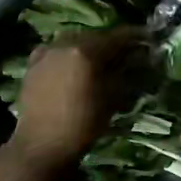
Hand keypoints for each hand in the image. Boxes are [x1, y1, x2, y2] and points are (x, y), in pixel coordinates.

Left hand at [8, 27, 140, 166]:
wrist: (43, 144)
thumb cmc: (84, 123)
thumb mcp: (114, 97)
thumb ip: (128, 72)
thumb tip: (140, 57)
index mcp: (86, 50)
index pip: (117, 36)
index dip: (135, 36)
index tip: (148, 38)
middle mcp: (64, 44)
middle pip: (94, 36)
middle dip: (111, 42)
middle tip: (126, 51)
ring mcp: (46, 53)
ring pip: (74, 41)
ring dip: (89, 47)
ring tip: (100, 59)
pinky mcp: (33, 65)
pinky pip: (56, 51)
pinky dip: (69, 54)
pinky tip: (74, 66)